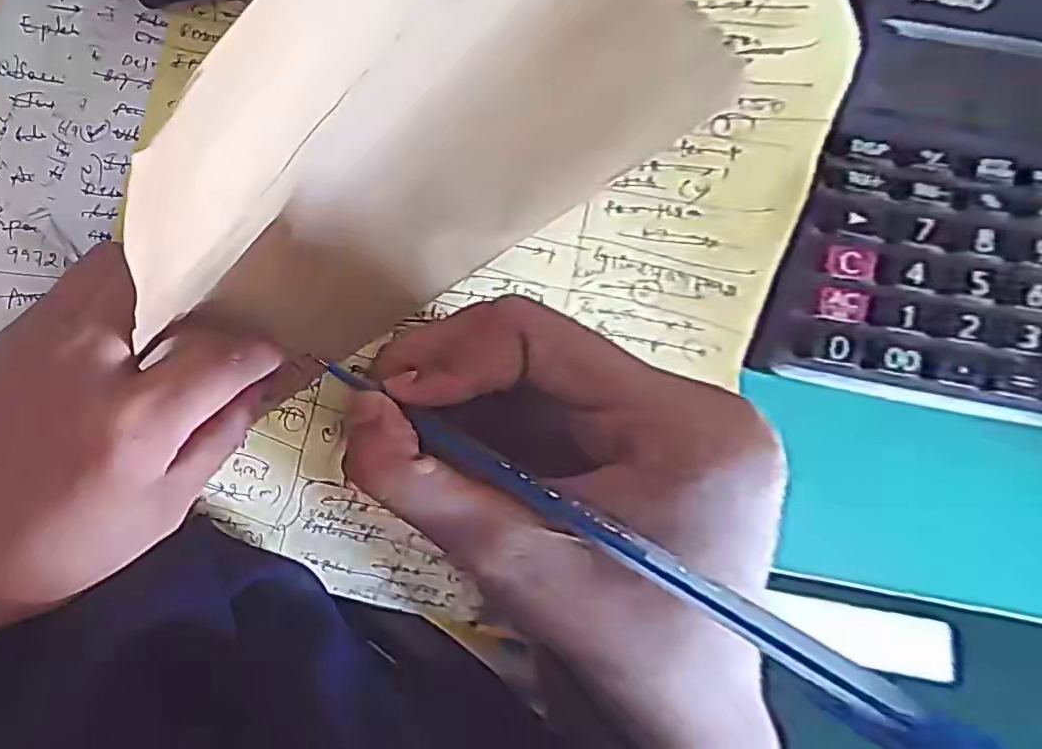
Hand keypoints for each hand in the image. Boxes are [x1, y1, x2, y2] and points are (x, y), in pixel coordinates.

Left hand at [0, 243, 289, 646]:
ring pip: (112, 264)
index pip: (217, 354)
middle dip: (202, 287)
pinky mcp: (15, 330)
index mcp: (132, 421)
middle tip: (221, 307)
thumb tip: (259, 382)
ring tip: (172, 306)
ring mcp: (43, 335)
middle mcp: (87, 359)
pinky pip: (76, 283)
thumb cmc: (74, 542)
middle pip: (160, 281)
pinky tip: (119, 321)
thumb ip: (218, 434)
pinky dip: (110, 288)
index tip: (270, 346)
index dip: (256, 347)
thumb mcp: (164, 507)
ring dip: (152, 276)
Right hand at [341, 297, 784, 748]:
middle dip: (436, 373)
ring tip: (408, 436)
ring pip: (506, 365)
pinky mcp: (610, 432)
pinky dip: (460, 414)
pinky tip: (442, 450)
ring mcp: (642, 414)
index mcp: (682, 421)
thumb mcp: (503, 559)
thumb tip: (360, 406)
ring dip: (443, 395)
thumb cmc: (612, 640)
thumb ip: (413, 480)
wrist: (663, 709)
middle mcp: (671, 401)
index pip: (531, 334)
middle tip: (384, 409)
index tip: (390, 396)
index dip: (446, 355)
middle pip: (516, 343)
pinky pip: (513, 394)